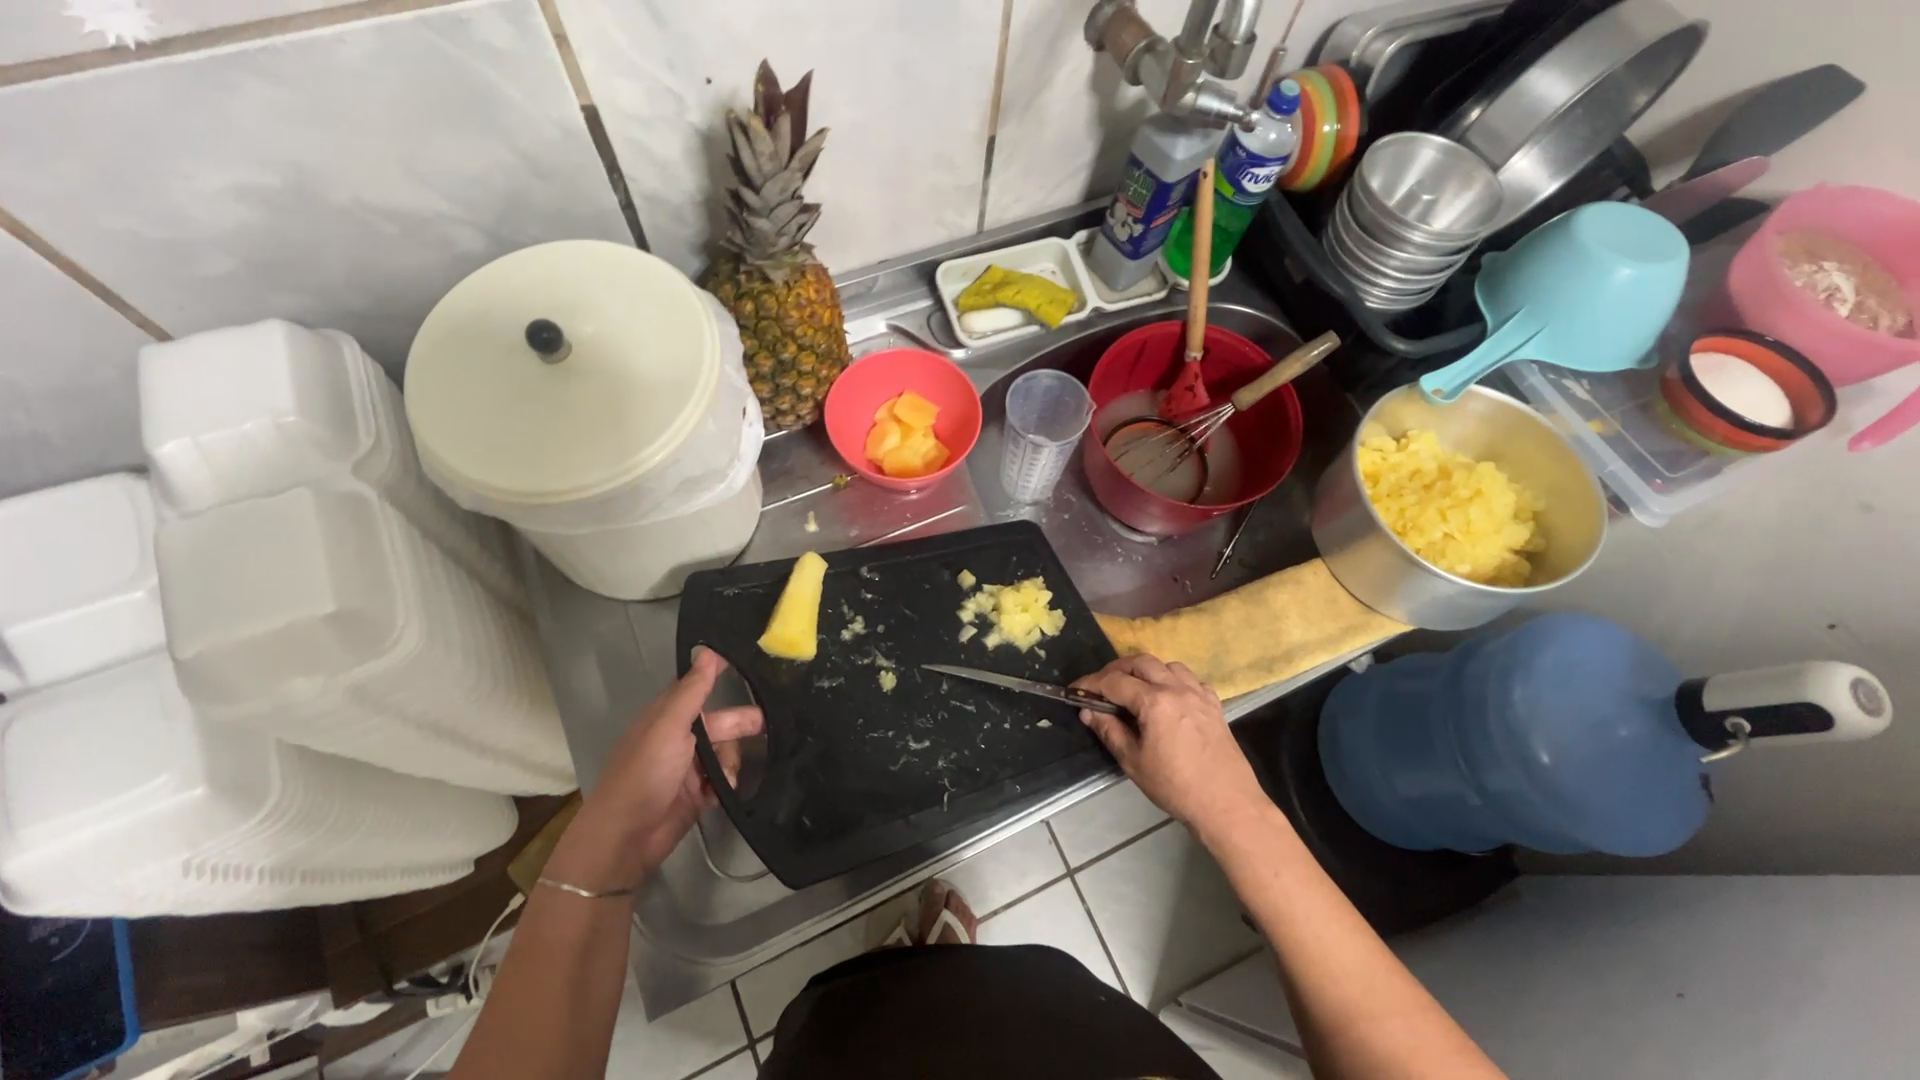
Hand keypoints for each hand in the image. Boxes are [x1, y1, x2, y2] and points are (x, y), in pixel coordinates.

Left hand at [548, 647, 762, 892]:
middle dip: (742, 725)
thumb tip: (709, 651)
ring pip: (726, 754)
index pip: (697, 687)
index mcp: (667, 717)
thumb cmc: (644, 775)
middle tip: (770, 727)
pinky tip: (721, 794)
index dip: (719, 676)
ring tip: (724, 779)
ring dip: (731, 765)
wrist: (626, 838)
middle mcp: (679, 739)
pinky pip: (723, 782)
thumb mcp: (668, 728)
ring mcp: (688, 769)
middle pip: (720, 723)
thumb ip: (691, 692)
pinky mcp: (696, 796)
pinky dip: (725, 787)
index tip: (750, 665)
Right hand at [1073, 655, 1268, 831]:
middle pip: (1141, 662)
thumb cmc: (1175, 786)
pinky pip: (1190, 679)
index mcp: (1154, 701)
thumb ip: (1109, 731)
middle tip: (1101, 687)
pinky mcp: (1214, 704)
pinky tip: (1168, 698)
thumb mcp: (1133, 761)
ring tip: (1134, 689)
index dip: (1090, 684)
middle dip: (1116, 669)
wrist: (1226, 803)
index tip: (1075, 690)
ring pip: (1167, 665)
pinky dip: (1173, 680)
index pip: (1114, 682)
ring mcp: (1199, 694)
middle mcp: (1177, 688)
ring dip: (1146, 670)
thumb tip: (1088, 711)